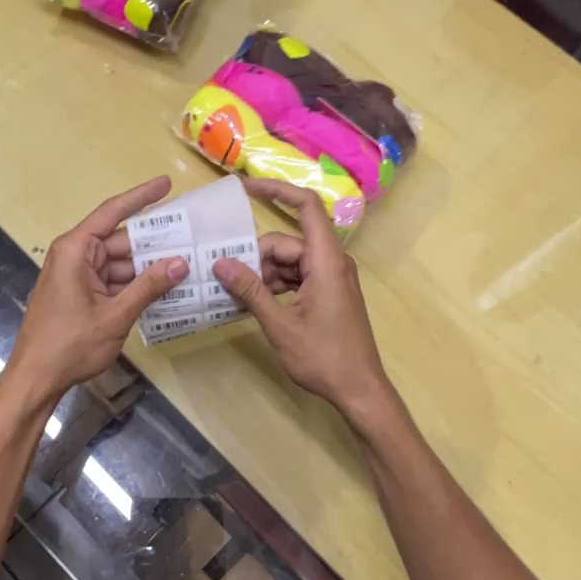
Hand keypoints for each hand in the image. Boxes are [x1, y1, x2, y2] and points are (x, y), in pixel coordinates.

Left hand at [4, 176, 188, 407]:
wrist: (36, 378)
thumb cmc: (70, 343)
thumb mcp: (115, 315)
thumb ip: (148, 287)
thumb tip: (180, 263)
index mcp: (76, 250)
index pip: (112, 212)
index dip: (141, 197)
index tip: (166, 184)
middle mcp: (75, 255)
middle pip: (121, 241)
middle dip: (154, 242)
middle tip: (192, 237)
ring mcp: (77, 276)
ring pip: (120, 263)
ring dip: (148, 267)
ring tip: (188, 263)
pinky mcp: (81, 294)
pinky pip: (113, 281)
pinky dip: (135, 284)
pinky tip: (165, 287)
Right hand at [211, 180, 393, 415]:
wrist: (360, 390)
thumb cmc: (324, 358)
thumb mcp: (280, 325)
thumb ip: (251, 291)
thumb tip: (220, 263)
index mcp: (326, 261)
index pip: (306, 207)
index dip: (277, 191)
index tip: (246, 188)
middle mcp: (332, 262)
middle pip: (287, 242)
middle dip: (257, 257)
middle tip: (227, 280)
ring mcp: (332, 278)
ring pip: (290, 262)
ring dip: (264, 276)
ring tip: (237, 297)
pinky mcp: (329, 294)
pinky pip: (298, 277)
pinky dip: (276, 286)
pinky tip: (254, 304)